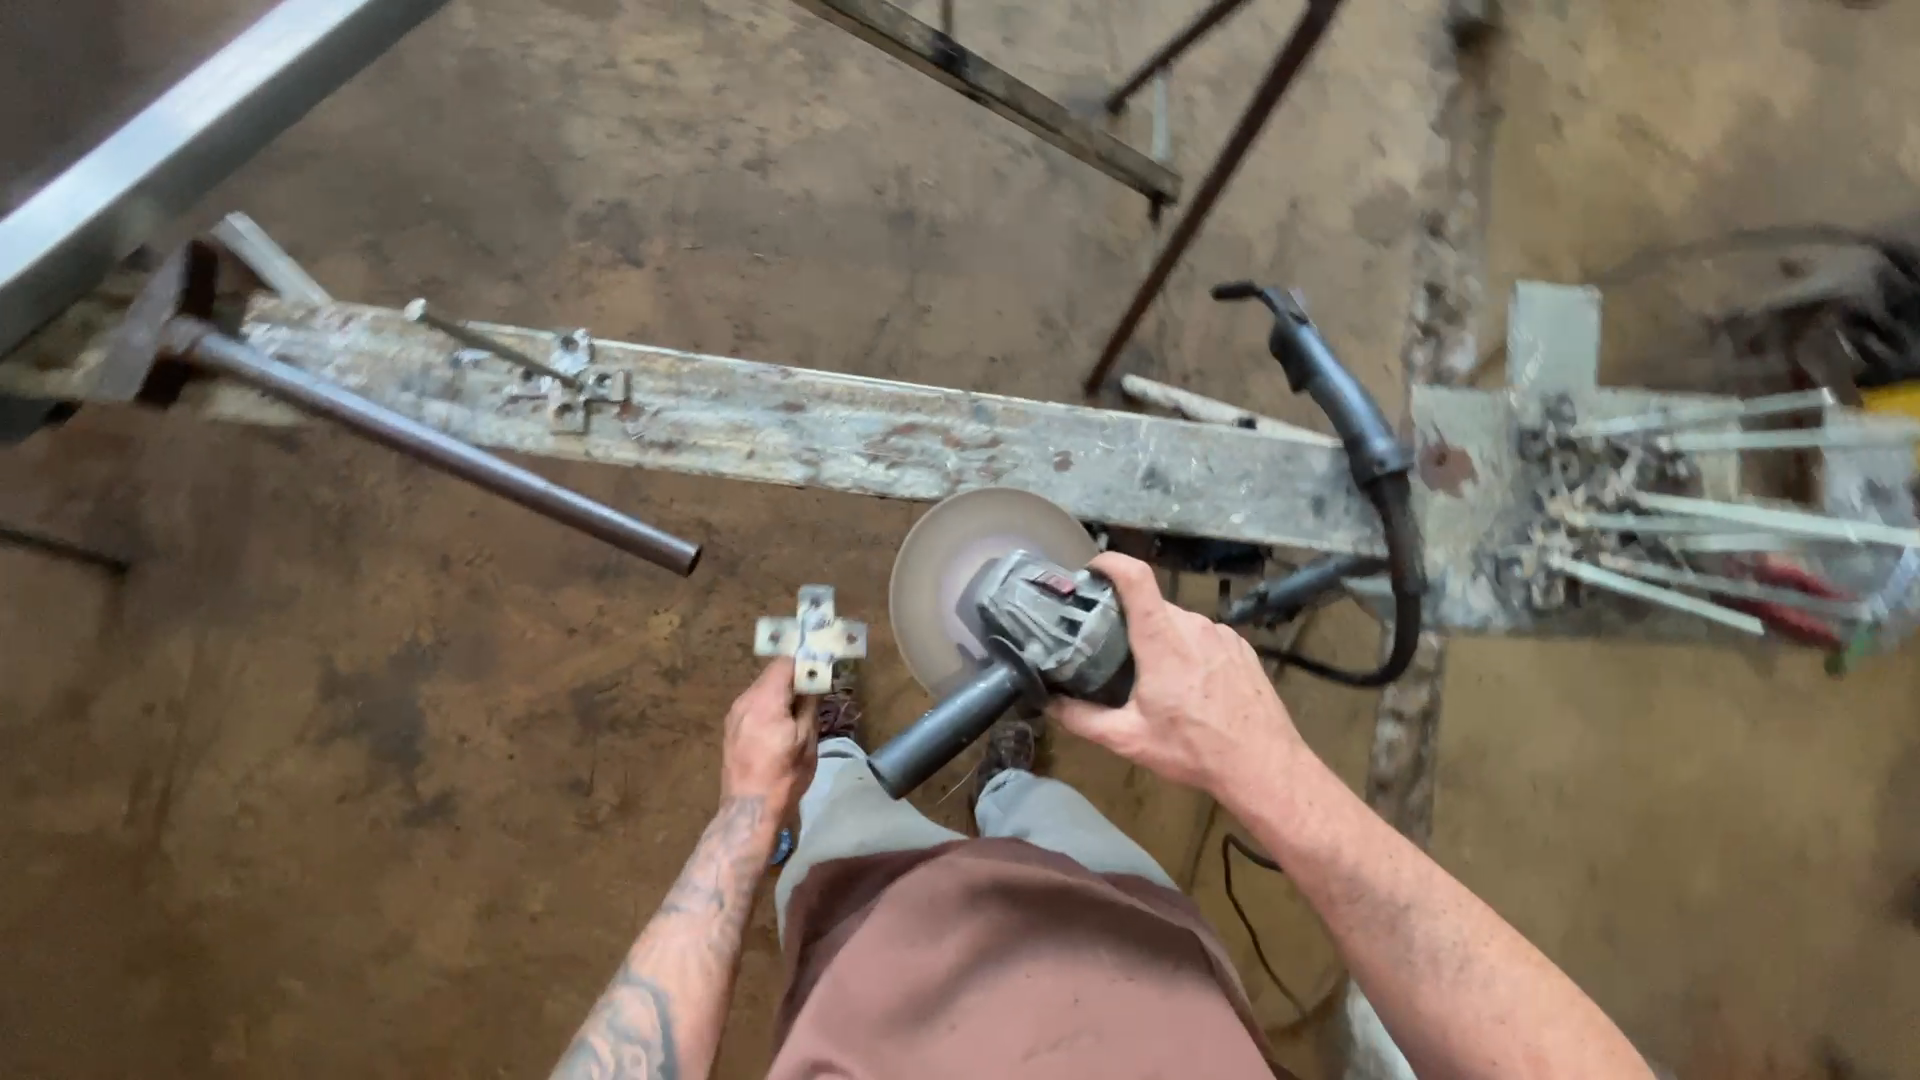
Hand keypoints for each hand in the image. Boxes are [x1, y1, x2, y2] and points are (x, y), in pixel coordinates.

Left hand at [721, 658, 816, 822]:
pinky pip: (755, 703)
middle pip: (773, 673)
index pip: (786, 662)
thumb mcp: (807, 739)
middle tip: (819, 680)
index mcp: (764, 700)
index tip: (825, 661)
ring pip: (763, 688)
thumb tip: (817, 679)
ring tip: (805, 700)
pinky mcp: (732, 728)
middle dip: (797, 673)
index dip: (807, 659)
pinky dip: (772, 702)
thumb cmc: (784, 776)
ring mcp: (735, 714)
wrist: (749, 810)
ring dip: (784, 689)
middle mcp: (744, 701)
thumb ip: (810, 703)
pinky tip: (786, 717)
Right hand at [1048, 552, 1304, 802]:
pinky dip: (1188, 650)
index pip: (1135, 578)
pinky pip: (1203, 636)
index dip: (1110, 562)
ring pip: (1177, 621)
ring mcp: (1221, 634)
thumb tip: (1049, 702)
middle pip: (1151, 604)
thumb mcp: (1129, 739)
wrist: (1264, 765)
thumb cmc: (1194, 750)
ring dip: (1160, 638)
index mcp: (1161, 639)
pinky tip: (1190, 685)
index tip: (1091, 570)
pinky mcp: (1240, 646)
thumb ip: (1082, 718)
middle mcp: (1192, 626)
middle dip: (1128, 619)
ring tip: (1154, 676)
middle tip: (1112, 651)